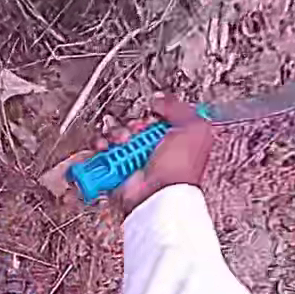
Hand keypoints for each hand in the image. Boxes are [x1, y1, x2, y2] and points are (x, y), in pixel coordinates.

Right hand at [96, 94, 213, 213]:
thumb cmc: (179, 168)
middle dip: (132, 125)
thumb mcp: (193, 128)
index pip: (157, 119)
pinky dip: (102, 148)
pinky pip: (103, 153)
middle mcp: (154, 151)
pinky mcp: (117, 171)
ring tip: (121, 141)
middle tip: (135, 132)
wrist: (158, 193)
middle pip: (134, 126)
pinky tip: (107, 148)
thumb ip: (178, 109)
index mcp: (175, 140)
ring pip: (116, 137)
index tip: (153, 117)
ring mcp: (134, 161)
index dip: (153, 115)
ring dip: (116, 135)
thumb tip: (160, 100)